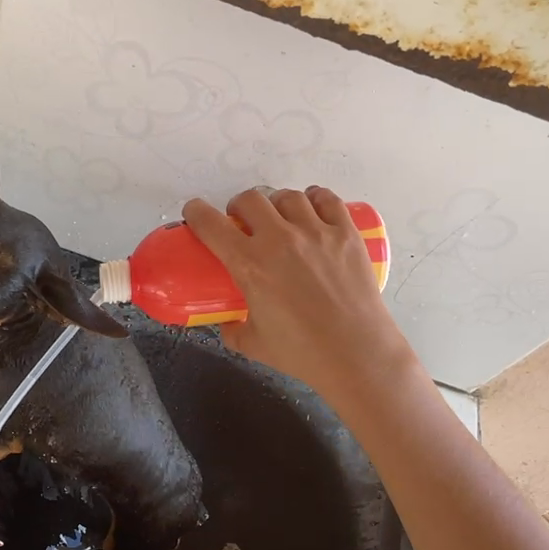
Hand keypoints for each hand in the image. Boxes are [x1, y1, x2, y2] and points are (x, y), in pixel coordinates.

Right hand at [182, 186, 411, 397]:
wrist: (354, 352)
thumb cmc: (300, 352)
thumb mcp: (251, 344)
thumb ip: (232, 328)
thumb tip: (226, 321)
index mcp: (250, 266)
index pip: (212, 225)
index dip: (197, 213)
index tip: (194, 213)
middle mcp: (280, 240)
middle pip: (251, 200)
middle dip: (239, 207)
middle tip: (242, 222)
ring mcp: (316, 232)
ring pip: (288, 197)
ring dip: (276, 204)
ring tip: (279, 219)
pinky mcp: (346, 232)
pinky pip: (326, 199)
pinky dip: (314, 199)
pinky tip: (311, 208)